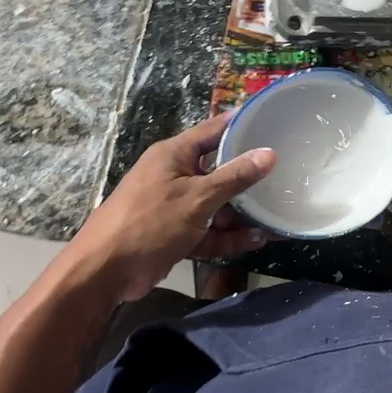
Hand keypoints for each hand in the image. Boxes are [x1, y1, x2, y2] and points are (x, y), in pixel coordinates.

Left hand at [60, 113, 277, 302]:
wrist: (105, 271)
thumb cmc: (150, 222)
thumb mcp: (197, 197)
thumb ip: (234, 177)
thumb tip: (269, 154)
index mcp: (174, 154)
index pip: (214, 130)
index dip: (242, 124)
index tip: (273, 121)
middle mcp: (174, 175)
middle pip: (218, 169)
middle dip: (248, 176)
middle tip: (286, 174)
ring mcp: (175, 206)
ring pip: (216, 204)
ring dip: (242, 213)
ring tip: (278, 216)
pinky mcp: (176, 234)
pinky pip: (208, 230)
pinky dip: (229, 236)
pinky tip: (258, 240)